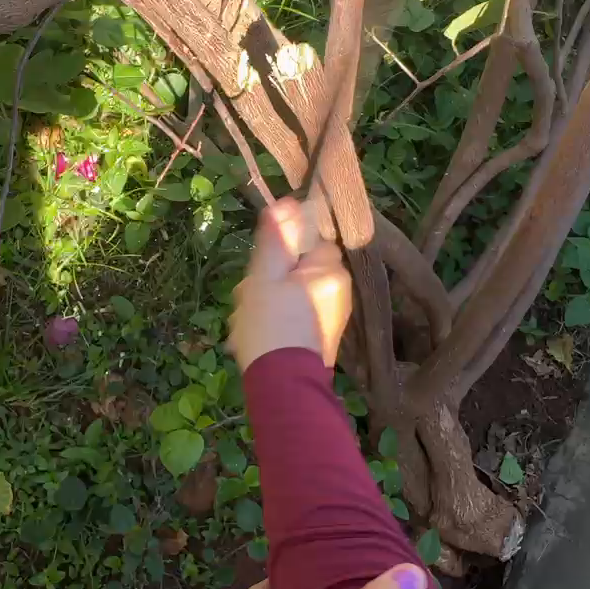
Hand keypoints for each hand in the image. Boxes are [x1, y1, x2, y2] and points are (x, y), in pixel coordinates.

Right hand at [227, 197, 352, 369]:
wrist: (282, 386)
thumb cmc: (270, 326)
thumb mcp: (266, 276)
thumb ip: (277, 238)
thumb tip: (288, 202)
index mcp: (330, 270)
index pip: (309, 237)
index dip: (282, 246)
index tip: (263, 264)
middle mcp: (339, 289)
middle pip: (299, 265)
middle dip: (271, 277)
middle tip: (250, 296)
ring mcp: (332, 314)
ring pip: (293, 290)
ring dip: (268, 298)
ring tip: (250, 319)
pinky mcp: (322, 335)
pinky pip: (297, 312)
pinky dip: (277, 318)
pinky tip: (259, 333)